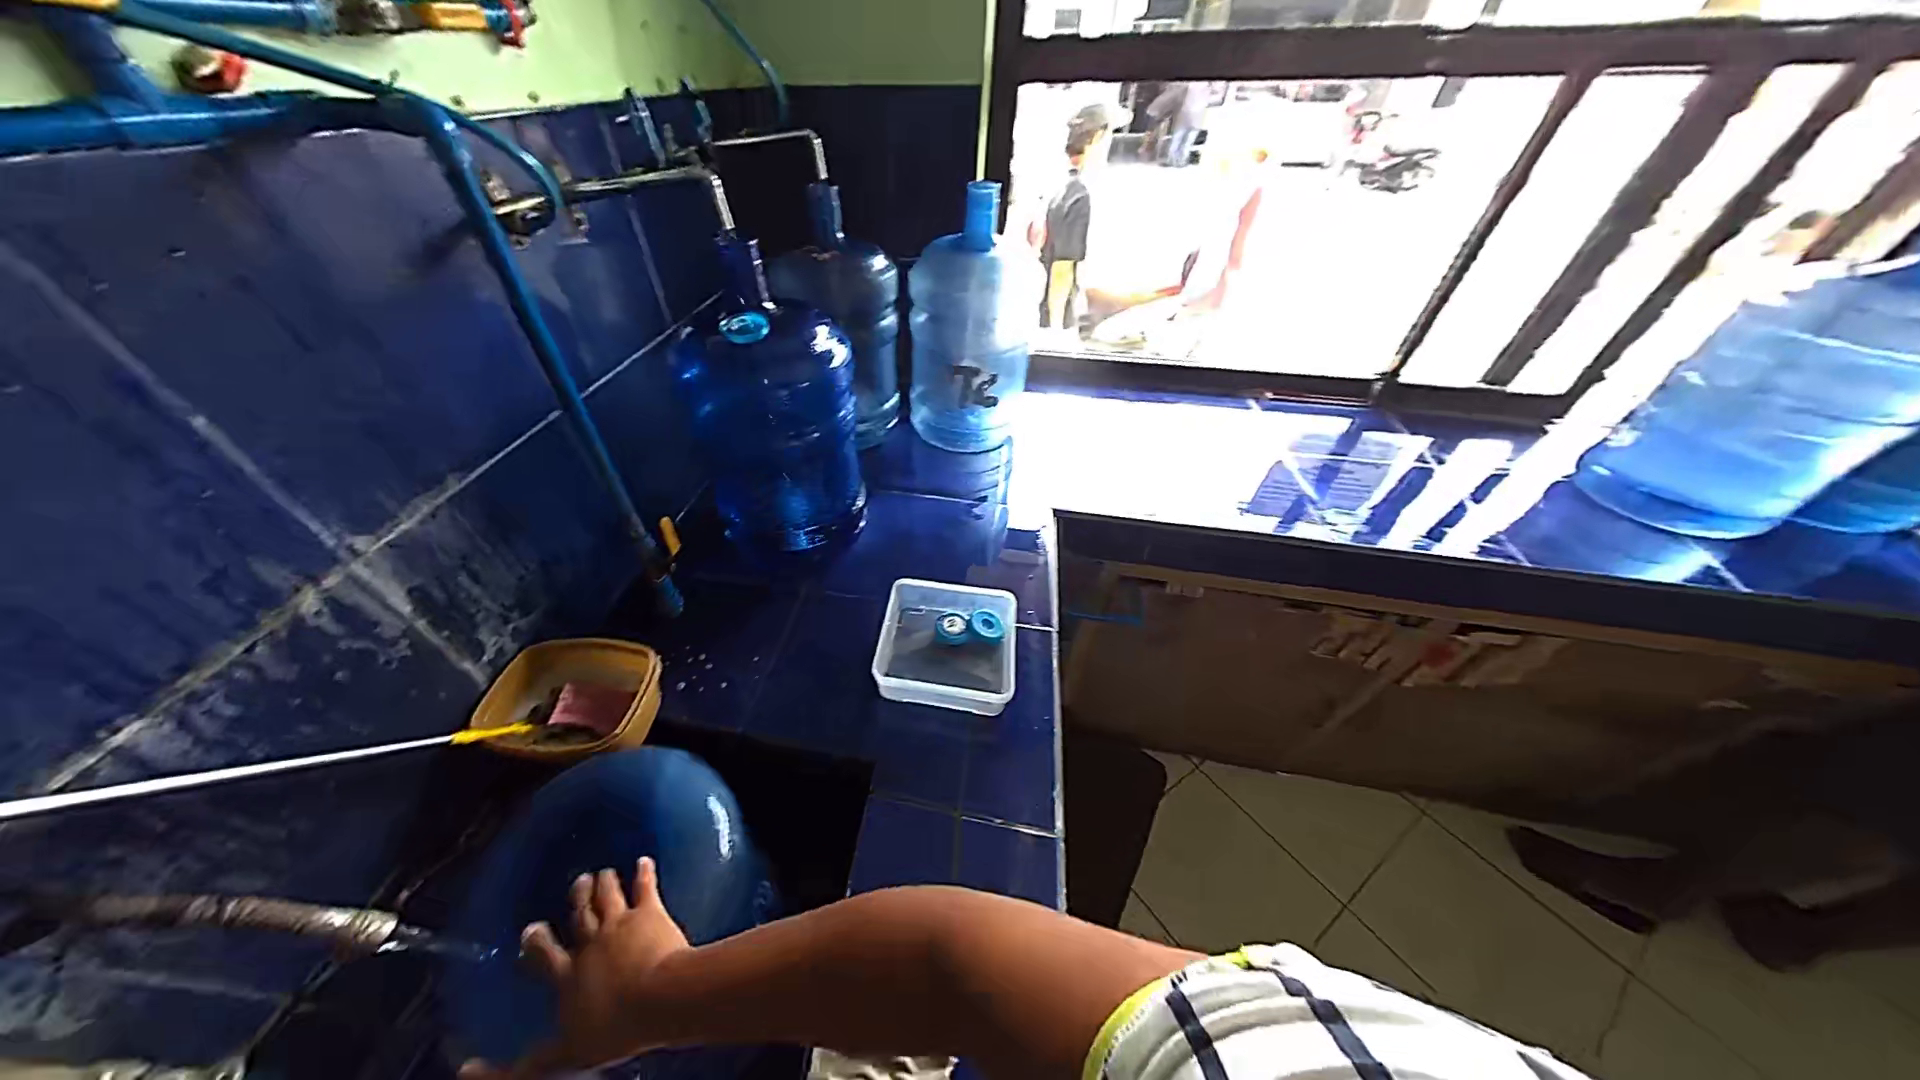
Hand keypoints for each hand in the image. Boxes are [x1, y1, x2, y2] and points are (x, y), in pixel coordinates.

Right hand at [460, 857, 692, 1079]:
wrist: (657, 998)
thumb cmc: (614, 1028)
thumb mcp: (562, 1057)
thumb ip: (519, 1067)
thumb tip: (465, 1073)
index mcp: (569, 976)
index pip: (546, 957)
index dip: (538, 943)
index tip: (530, 928)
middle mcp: (592, 944)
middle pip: (582, 917)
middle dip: (578, 899)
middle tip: (577, 881)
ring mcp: (621, 924)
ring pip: (609, 897)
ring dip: (605, 883)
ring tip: (604, 872)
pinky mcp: (650, 912)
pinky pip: (644, 888)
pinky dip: (644, 873)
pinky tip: (644, 861)